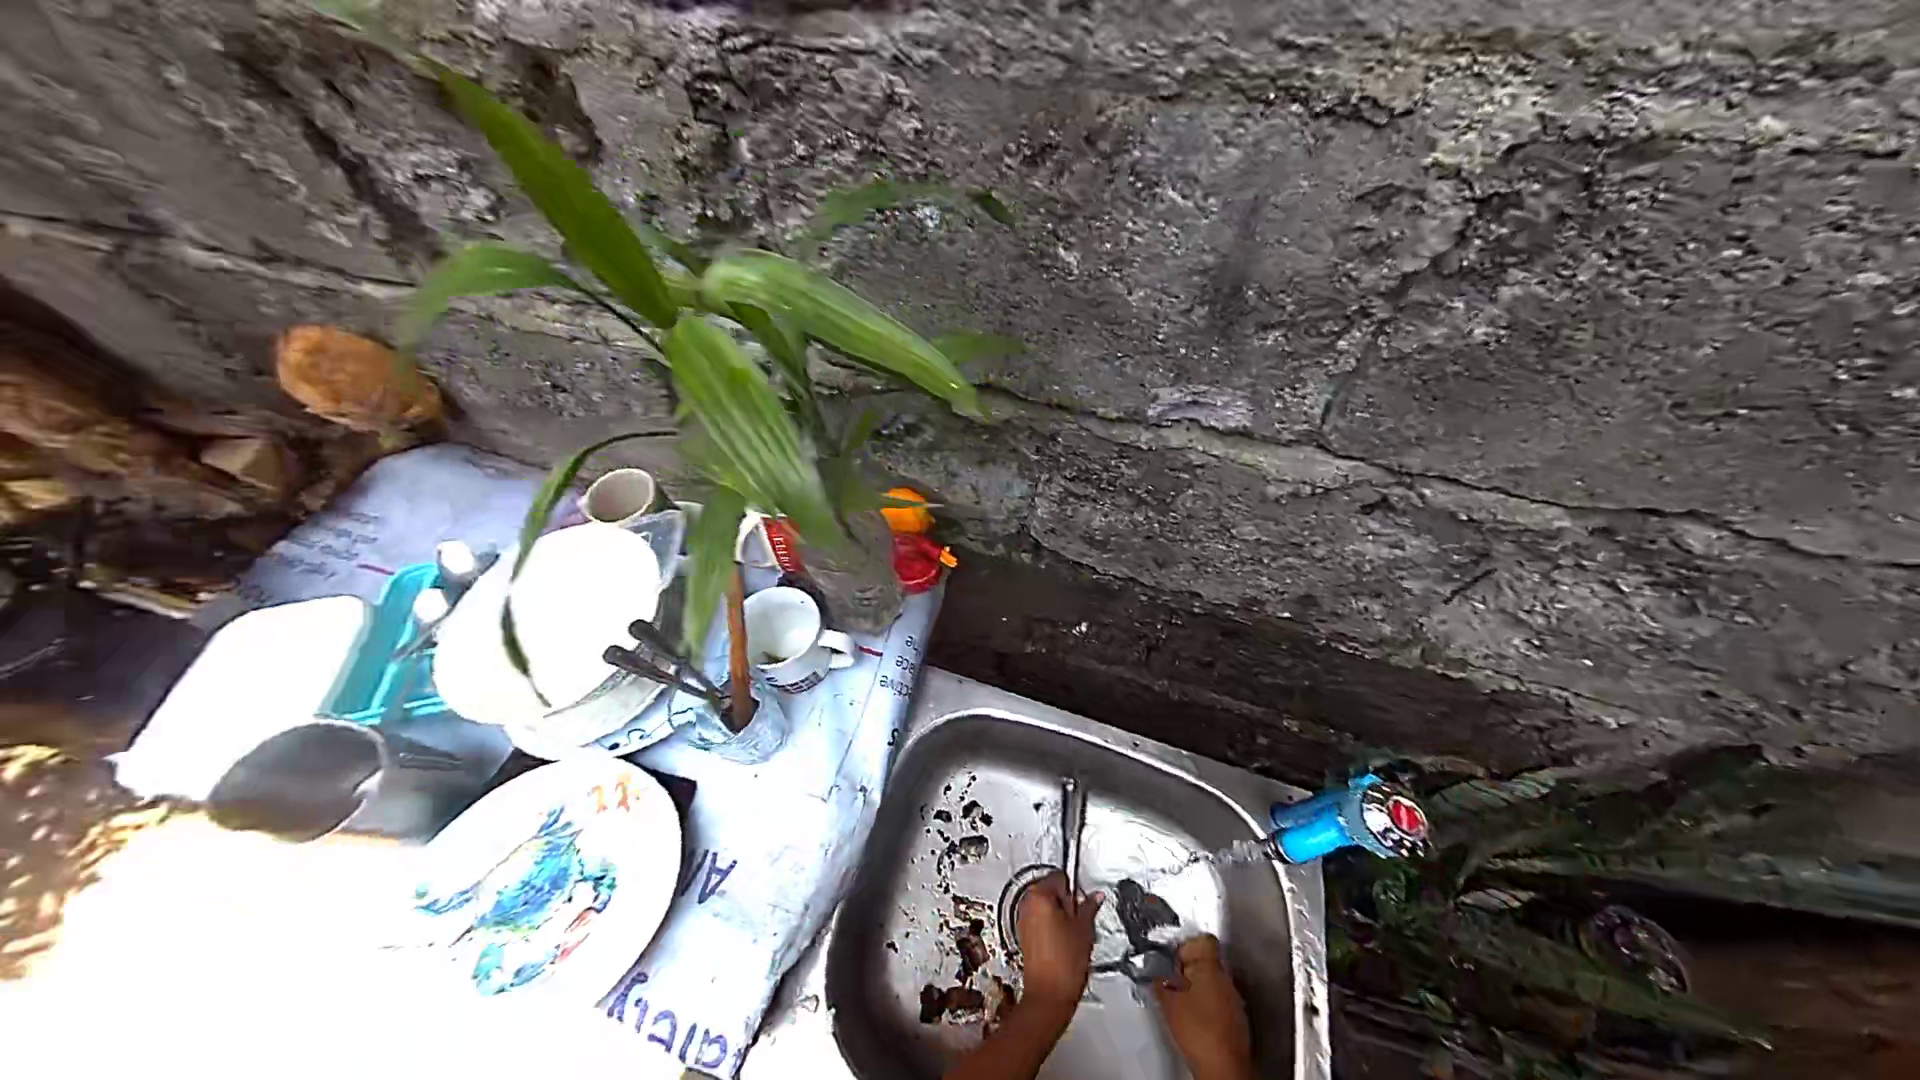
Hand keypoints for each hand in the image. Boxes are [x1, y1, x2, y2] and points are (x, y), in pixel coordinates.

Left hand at [1016, 872, 1101, 1011]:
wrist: (1049, 996)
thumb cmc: (1063, 966)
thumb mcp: (1084, 930)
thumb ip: (1089, 907)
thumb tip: (1096, 897)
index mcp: (1040, 896)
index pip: (1060, 876)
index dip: (1075, 890)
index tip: (1084, 901)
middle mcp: (1027, 904)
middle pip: (1052, 890)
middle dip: (1067, 902)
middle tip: (1080, 921)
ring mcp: (1024, 919)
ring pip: (1047, 906)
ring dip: (1060, 915)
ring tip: (1072, 936)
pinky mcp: (1024, 934)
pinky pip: (1041, 920)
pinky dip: (1052, 927)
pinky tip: (1064, 944)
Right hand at [1155, 934, 1253, 1079]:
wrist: (1223, 1070)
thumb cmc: (1199, 1035)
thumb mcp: (1167, 1002)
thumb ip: (1160, 979)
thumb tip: (1155, 971)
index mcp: (1211, 968)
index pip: (1203, 939)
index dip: (1184, 943)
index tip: (1172, 955)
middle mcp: (1227, 981)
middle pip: (1206, 960)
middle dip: (1186, 968)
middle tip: (1171, 980)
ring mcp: (1234, 1001)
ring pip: (1212, 982)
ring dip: (1196, 988)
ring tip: (1180, 1002)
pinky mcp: (1237, 1020)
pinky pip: (1219, 1001)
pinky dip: (1206, 1006)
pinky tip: (1194, 1020)